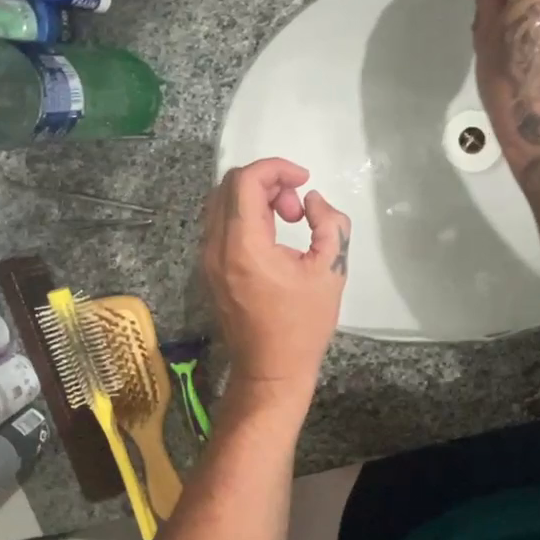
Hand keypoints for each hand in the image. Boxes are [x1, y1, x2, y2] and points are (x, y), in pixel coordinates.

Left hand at [200, 158, 350, 398]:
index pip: (246, 181)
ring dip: (255, 198)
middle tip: (298, 207)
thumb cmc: (303, 325)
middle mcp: (216, 247)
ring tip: (287, 220)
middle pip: (230, 185)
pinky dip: (245, 216)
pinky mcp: (209, 270)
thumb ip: (330, 224)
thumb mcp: (331, 271)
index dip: (277, 169)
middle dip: (268, 182)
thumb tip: (312, 201)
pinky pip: (220, 224)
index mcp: (244, 246)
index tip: (304, 179)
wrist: (271, 371)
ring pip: (221, 203)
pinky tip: (272, 238)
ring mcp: (207, 259)